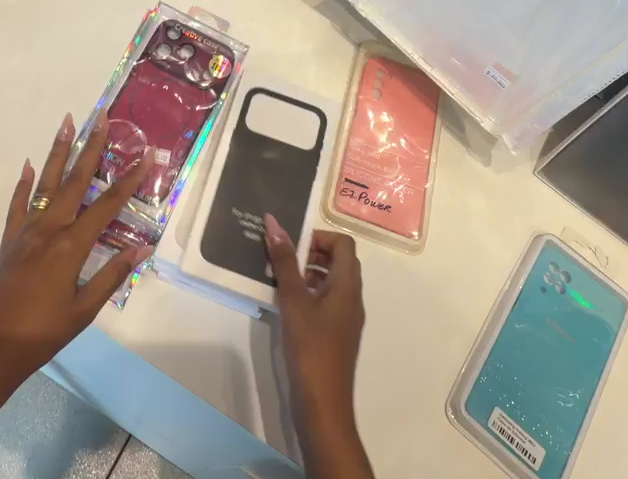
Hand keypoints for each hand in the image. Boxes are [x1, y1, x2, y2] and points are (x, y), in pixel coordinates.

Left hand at [0, 114, 154, 416]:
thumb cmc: (43, 334)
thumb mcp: (84, 311)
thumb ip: (112, 276)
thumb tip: (141, 248)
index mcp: (70, 247)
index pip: (107, 205)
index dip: (129, 180)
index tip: (146, 155)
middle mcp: (48, 230)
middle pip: (75, 181)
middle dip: (90, 148)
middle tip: (101, 118)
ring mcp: (25, 232)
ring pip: (46, 183)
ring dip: (58, 152)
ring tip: (67, 123)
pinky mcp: (9, 241)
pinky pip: (17, 205)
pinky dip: (23, 183)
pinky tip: (29, 164)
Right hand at [266, 217, 371, 475]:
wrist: (323, 404)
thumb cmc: (311, 347)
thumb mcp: (294, 300)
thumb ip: (285, 261)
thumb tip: (274, 223)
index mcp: (348, 285)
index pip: (343, 243)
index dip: (318, 237)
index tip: (291, 245)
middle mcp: (352, 297)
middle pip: (338, 260)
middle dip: (310, 253)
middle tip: (281, 260)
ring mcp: (346, 318)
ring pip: (331, 282)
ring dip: (307, 274)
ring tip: (279, 280)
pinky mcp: (336, 334)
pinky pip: (326, 301)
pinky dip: (308, 294)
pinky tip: (285, 306)